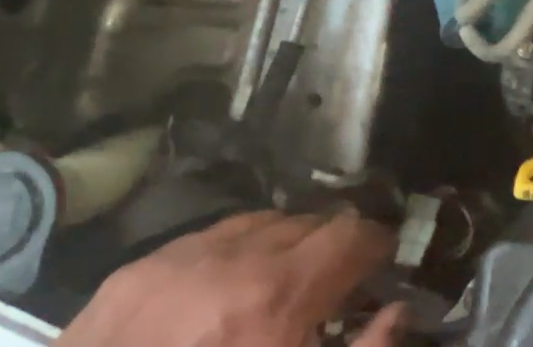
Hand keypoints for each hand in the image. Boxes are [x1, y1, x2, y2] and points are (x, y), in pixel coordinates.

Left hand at [55, 211, 405, 346]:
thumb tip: (396, 310)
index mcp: (278, 299)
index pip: (353, 234)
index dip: (376, 246)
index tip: (379, 264)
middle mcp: (235, 260)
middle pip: (311, 222)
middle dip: (331, 247)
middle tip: (331, 281)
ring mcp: (181, 258)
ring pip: (260, 223)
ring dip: (282, 244)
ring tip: (277, 281)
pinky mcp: (136, 270)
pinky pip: (205, 238)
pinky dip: (229, 254)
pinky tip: (221, 289)